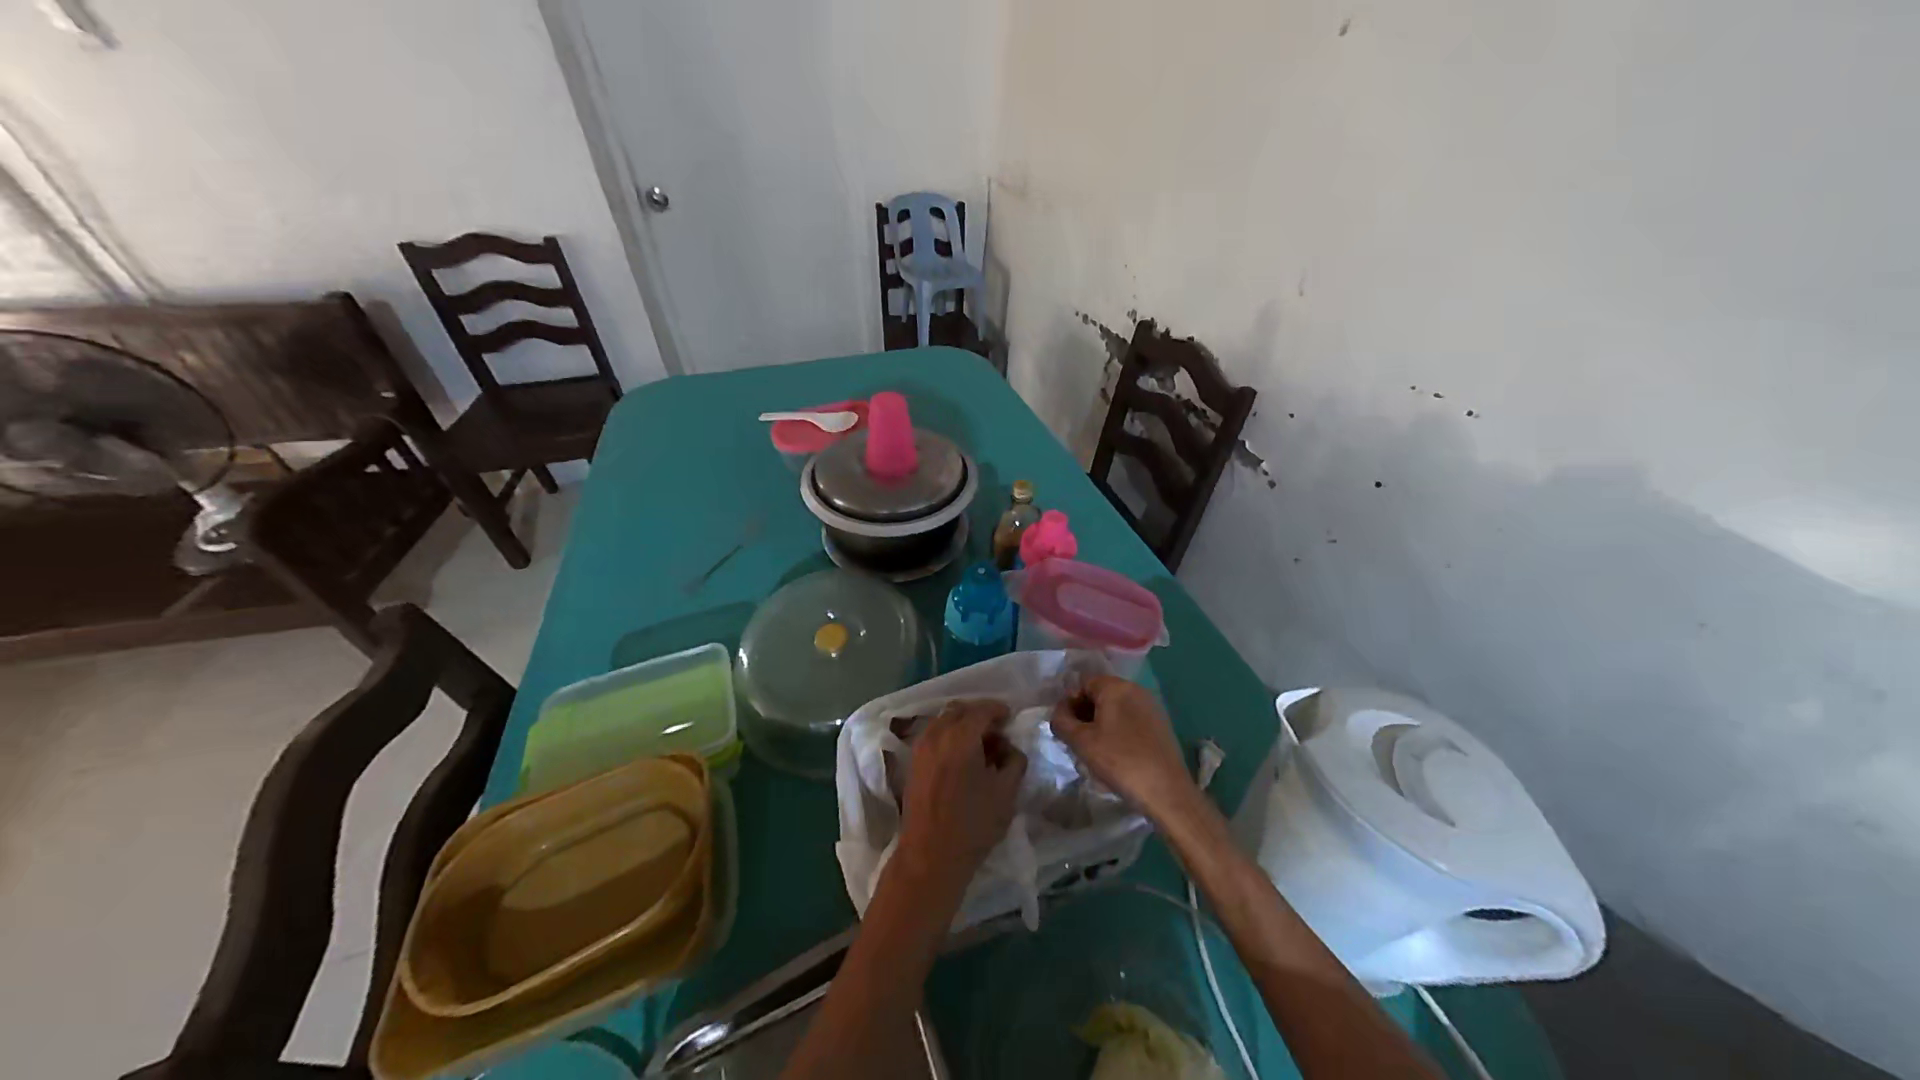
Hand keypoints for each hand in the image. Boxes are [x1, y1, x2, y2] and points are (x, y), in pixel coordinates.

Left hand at [895, 699, 1027, 896]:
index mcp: (961, 736)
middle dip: (979, 714)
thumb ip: (1014, 760)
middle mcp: (936, 734)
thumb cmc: (973, 824)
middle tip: (997, 731)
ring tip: (979, 744)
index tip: (1010, 718)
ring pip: (943, 720)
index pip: (982, 709)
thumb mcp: (1006, 792)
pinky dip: (948, 735)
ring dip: (962, 724)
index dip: (999, 710)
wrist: (930, 855)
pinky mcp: (912, 762)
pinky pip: (933, 734)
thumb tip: (1008, 747)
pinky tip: (961, 756)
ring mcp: (920, 747)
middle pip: (959, 710)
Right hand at [1050, 675, 1194, 820]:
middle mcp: (1136, 690)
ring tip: (1095, 752)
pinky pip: (1130, 721)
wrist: (1166, 791)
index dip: (1069, 703)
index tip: (1065, 728)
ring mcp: (1151, 708)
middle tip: (1077, 741)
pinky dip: (1118, 732)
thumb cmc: (1119, 760)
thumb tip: (1059, 712)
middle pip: (1100, 694)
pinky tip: (1116, 756)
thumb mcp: (1081, 742)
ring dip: (1100, 725)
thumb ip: (1062, 721)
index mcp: (1116, 687)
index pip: (1083, 683)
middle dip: (1084, 714)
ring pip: (1115, 709)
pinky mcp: (1161, 726)